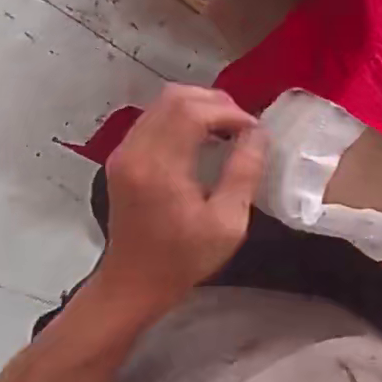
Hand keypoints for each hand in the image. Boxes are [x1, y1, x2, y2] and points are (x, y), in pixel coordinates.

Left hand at [94, 85, 266, 311]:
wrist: (134, 283)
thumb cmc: (184, 259)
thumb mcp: (227, 222)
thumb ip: (244, 173)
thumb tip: (258, 135)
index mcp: (159, 168)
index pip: (193, 112)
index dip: (229, 112)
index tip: (254, 131)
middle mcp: (135, 151)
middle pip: (174, 98)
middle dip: (215, 103)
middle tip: (243, 126)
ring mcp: (124, 152)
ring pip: (162, 104)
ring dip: (199, 107)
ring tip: (227, 129)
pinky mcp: (123, 158)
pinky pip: (154, 119)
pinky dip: (182, 118)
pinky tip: (203, 139)